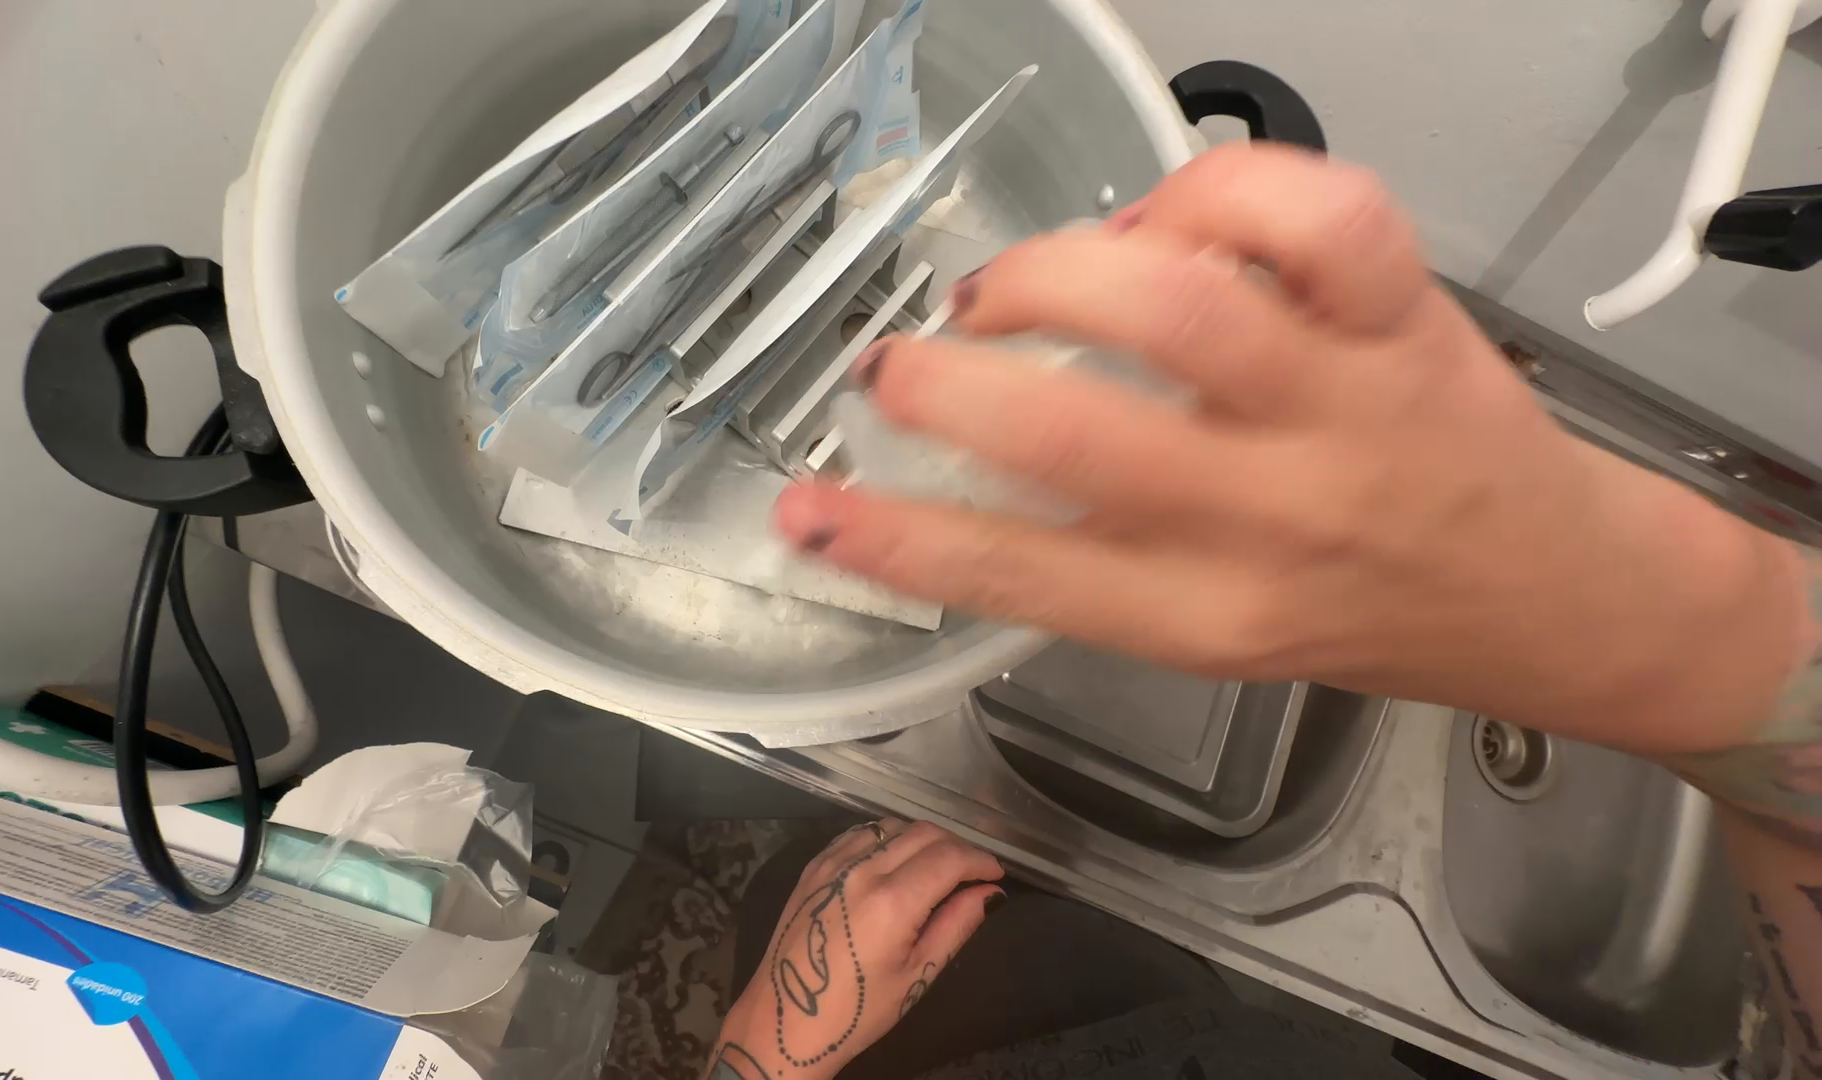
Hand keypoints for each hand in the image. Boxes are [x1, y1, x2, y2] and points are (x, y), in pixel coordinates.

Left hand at [708, 821, 1002, 1079]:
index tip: (996, 874)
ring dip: (923, 837)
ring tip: (938, 865)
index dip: (980, 860)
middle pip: (924, 832)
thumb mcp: (918, 976)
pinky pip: (862, 832)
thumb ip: (957, 925)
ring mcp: (835, 860)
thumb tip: (990, 892)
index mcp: (892, 902)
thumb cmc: (857, 1010)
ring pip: (893, 825)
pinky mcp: (816, 862)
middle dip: (957, 846)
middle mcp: (863, 869)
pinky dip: (888, 836)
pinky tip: (896, 858)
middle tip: (973, 870)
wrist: (785, 1019)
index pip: (949, 857)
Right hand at [774, 143, 1810, 757]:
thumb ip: (1084, 565)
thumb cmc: (1350, 618)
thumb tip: (966, 470)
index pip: (1014, 574)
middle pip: (1074, 432)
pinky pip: (1311, 211)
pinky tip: (1159, 224)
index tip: (806, 512)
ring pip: (1177, 302)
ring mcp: (1343, 402)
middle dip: (946, 387)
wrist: (1542, 595)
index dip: (891, 541)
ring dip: (1052, 277)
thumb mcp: (1200, 631)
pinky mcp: (1408, 314)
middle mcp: (1266, 513)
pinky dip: (1205, 191)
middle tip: (892, 368)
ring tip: (1005, 292)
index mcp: (1200, 612)